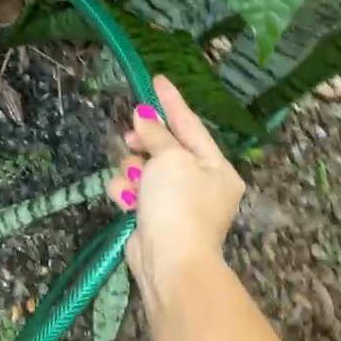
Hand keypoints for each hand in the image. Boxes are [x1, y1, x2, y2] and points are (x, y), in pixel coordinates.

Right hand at [106, 75, 245, 311]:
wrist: (170, 260)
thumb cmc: (179, 204)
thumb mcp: (170, 158)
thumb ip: (156, 134)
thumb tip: (144, 118)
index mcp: (216, 168)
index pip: (190, 125)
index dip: (171, 101)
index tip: (156, 79)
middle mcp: (200, 183)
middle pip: (164, 147)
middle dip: (144, 143)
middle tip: (129, 138)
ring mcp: (176, 202)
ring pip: (143, 167)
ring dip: (131, 170)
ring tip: (131, 184)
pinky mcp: (153, 216)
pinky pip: (133, 189)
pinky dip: (126, 191)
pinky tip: (123, 200)